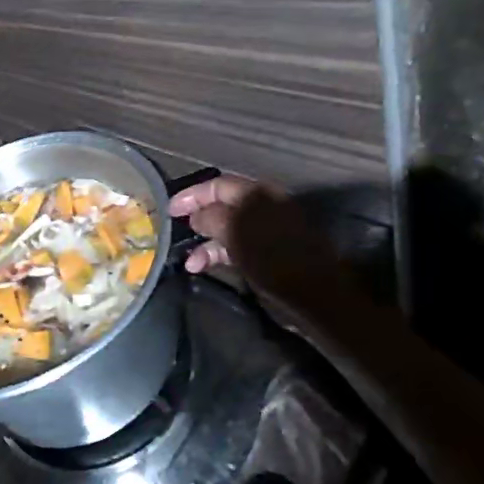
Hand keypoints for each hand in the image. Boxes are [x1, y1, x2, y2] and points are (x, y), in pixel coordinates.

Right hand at [167, 177, 349, 307]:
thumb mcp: (236, 235)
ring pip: (227, 229)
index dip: (191, 196)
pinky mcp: (267, 253)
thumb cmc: (274, 261)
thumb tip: (195, 216)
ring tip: (189, 261)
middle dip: (197, 219)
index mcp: (256, 195)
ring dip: (205, 243)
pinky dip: (218, 255)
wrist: (314, 298)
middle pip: (221, 206)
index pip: (217, 185)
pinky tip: (201, 267)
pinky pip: (236, 247)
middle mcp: (261, 207)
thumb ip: (212, 219)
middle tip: (175, 231)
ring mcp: (265, 231)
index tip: (169, 210)